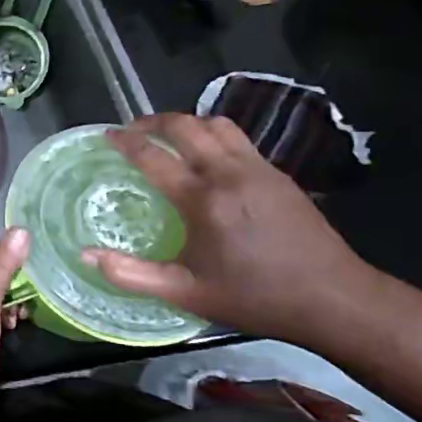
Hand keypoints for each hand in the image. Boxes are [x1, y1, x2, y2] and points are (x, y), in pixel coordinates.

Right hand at [81, 113, 381, 346]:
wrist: (336, 300)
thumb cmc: (255, 298)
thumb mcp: (186, 293)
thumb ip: (131, 274)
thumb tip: (86, 256)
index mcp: (203, 200)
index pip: (154, 157)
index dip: (126, 142)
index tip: (107, 136)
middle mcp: (229, 174)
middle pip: (186, 126)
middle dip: (154, 121)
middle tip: (132, 130)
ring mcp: (259, 170)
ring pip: (217, 125)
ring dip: (187, 123)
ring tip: (168, 137)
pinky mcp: (279, 175)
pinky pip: (239, 139)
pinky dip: (214, 135)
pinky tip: (206, 156)